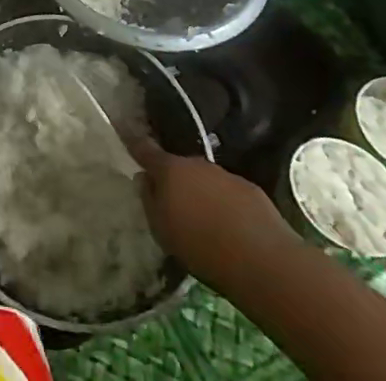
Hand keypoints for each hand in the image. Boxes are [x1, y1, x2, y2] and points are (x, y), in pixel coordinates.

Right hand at [128, 136, 296, 290]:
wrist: (261, 258)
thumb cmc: (199, 245)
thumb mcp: (161, 229)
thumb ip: (149, 200)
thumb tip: (144, 178)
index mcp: (170, 170)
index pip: (145, 149)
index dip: (134, 140)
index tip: (124, 127)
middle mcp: (196, 164)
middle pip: (178, 166)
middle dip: (173, 178)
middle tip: (171, 201)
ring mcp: (225, 174)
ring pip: (204, 179)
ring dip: (199, 192)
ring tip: (201, 220)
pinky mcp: (249, 189)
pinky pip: (227, 192)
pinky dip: (223, 204)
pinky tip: (227, 227)